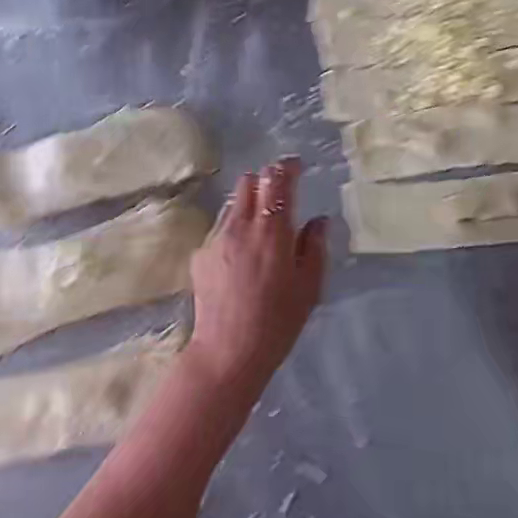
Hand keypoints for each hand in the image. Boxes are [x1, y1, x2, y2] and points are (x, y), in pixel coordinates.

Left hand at [187, 158, 326, 388]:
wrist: (228, 350)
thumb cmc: (278, 322)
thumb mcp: (309, 287)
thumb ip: (314, 247)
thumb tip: (317, 220)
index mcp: (272, 231)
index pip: (277, 180)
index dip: (287, 168)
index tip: (296, 167)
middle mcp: (240, 226)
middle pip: (248, 182)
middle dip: (265, 182)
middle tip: (279, 197)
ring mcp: (215, 238)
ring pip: (232, 205)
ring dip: (248, 207)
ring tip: (261, 234)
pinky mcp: (200, 254)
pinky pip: (220, 231)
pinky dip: (234, 234)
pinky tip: (241, 263)